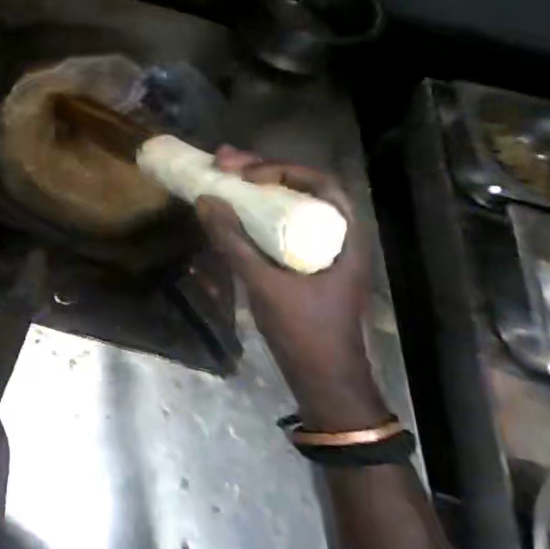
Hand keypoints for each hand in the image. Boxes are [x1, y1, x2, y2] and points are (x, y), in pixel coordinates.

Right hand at [196, 147, 386, 429]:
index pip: (320, 183)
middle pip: (300, 190)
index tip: (247, 174)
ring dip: (255, 191)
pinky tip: (230, 212)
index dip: (283, 170)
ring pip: (289, 207)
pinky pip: (281, 228)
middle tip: (223, 163)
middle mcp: (336, 238)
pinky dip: (256, 214)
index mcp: (343, 238)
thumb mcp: (265, 284)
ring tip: (220, 177)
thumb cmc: (304, 332)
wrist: (325, 384)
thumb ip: (234, 242)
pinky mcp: (304, 267)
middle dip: (261, 173)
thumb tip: (206, 200)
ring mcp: (321, 253)